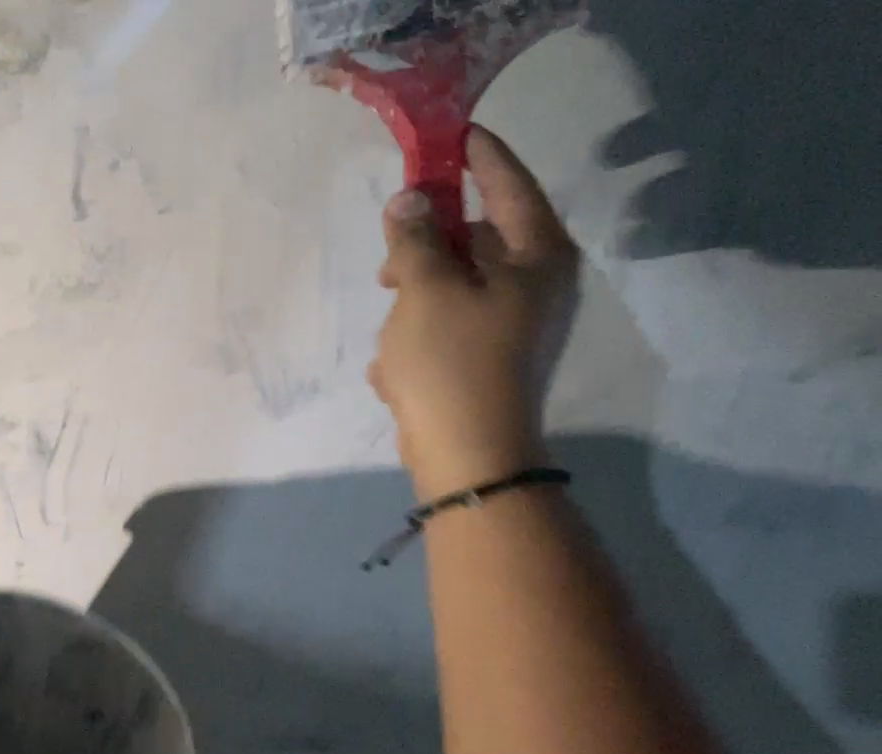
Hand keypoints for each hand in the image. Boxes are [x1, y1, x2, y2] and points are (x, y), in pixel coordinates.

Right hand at [370, 125, 581, 497]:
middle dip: (425, 244)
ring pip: (451, 281)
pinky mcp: (483, 351)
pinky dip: (415, 332)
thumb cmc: (450, 360)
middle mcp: (532, 280)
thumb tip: (408, 200)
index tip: (447, 135)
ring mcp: (509, 319)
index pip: (509, 184)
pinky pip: (442, 321)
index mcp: (535, 254)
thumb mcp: (423, 289)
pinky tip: (397, 361)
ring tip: (389, 325)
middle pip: (474, 235)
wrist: (465, 450)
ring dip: (412, 295)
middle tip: (386, 258)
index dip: (477, 157)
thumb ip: (413, 238)